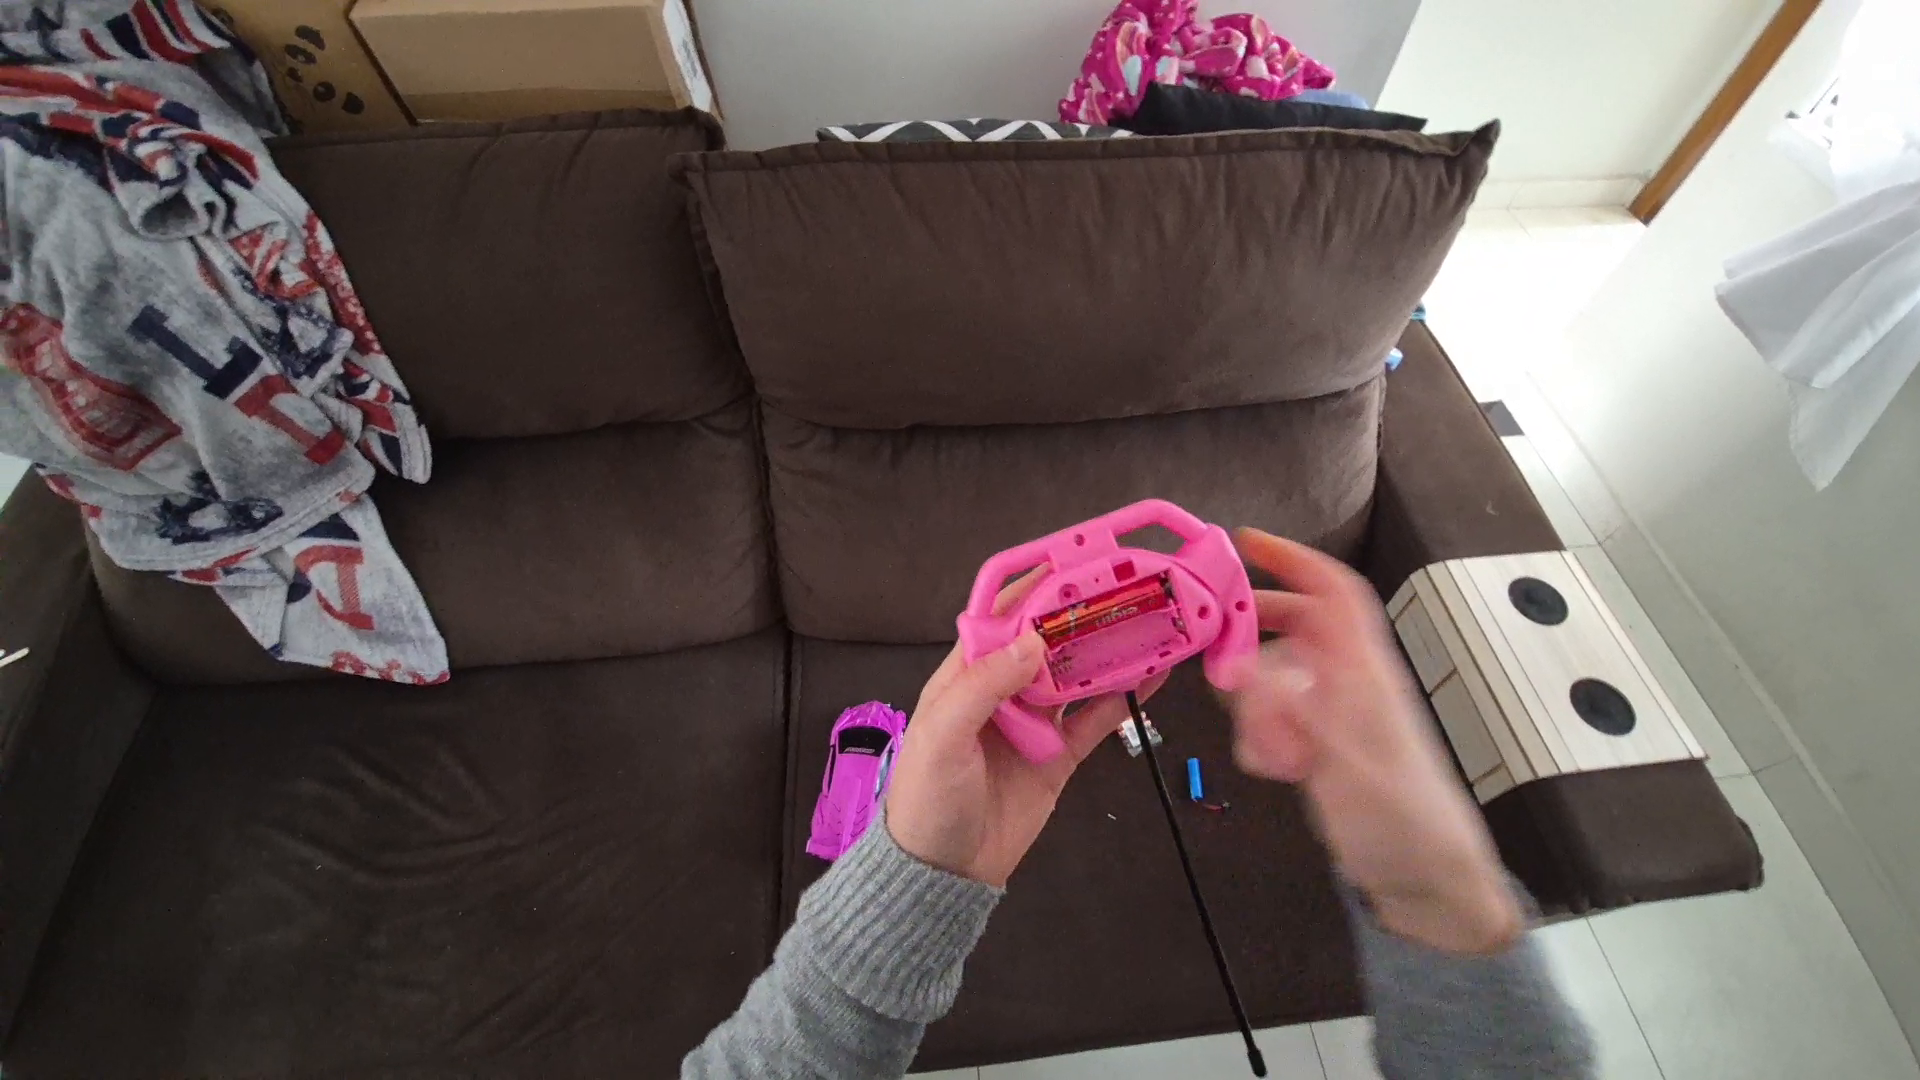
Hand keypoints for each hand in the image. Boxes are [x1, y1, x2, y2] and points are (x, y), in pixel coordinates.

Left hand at [887, 574, 1165, 887]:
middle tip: (1125, 590)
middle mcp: (1004, 687)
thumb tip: (1033, 640)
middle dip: (1082, 615)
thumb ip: (984, 685)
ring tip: (1149, 623)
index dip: (1035, 590)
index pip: (1003, 618)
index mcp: (967, 673)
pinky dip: (1124, 698)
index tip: (1074, 565)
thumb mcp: (943, 734)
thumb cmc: (930, 795)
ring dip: (1109, 651)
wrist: (945, 871)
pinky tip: (1153, 677)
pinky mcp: (1061, 754)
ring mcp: (1036, 720)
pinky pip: (1096, 718)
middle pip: (1048, 641)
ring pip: (1078, 674)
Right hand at [1225, 528, 1522, 953]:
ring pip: (1272, 674)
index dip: (1294, 559)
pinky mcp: (1313, 740)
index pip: (1334, 593)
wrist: (1427, 880)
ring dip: (1254, 704)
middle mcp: (1344, 679)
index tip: (1246, 543)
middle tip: (1215, 645)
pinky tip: (1275, 768)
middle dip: (1253, 630)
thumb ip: (1292, 711)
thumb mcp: (1347, 763)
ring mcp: (1327, 710)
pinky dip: (1259, 736)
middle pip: (1292, 625)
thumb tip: (1240, 666)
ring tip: (1269, 751)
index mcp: (1365, 671)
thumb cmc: (1401, 819)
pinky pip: (1269, 716)